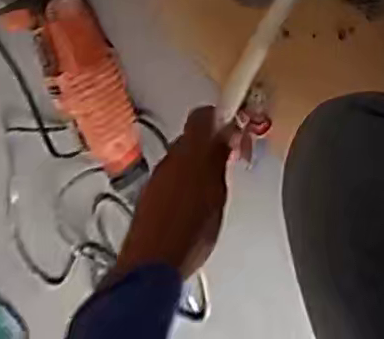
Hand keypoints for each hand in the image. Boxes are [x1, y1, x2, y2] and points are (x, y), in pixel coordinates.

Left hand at [117, 106, 236, 278]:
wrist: (151, 269)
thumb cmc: (188, 231)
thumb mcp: (219, 191)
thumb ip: (221, 157)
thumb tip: (227, 135)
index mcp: (190, 150)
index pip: (204, 114)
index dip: (222, 116)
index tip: (236, 128)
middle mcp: (169, 159)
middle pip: (192, 136)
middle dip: (212, 143)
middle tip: (230, 156)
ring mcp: (155, 179)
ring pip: (180, 158)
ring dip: (197, 164)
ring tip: (214, 185)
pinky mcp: (146, 199)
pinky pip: (170, 178)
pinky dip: (183, 183)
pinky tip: (194, 202)